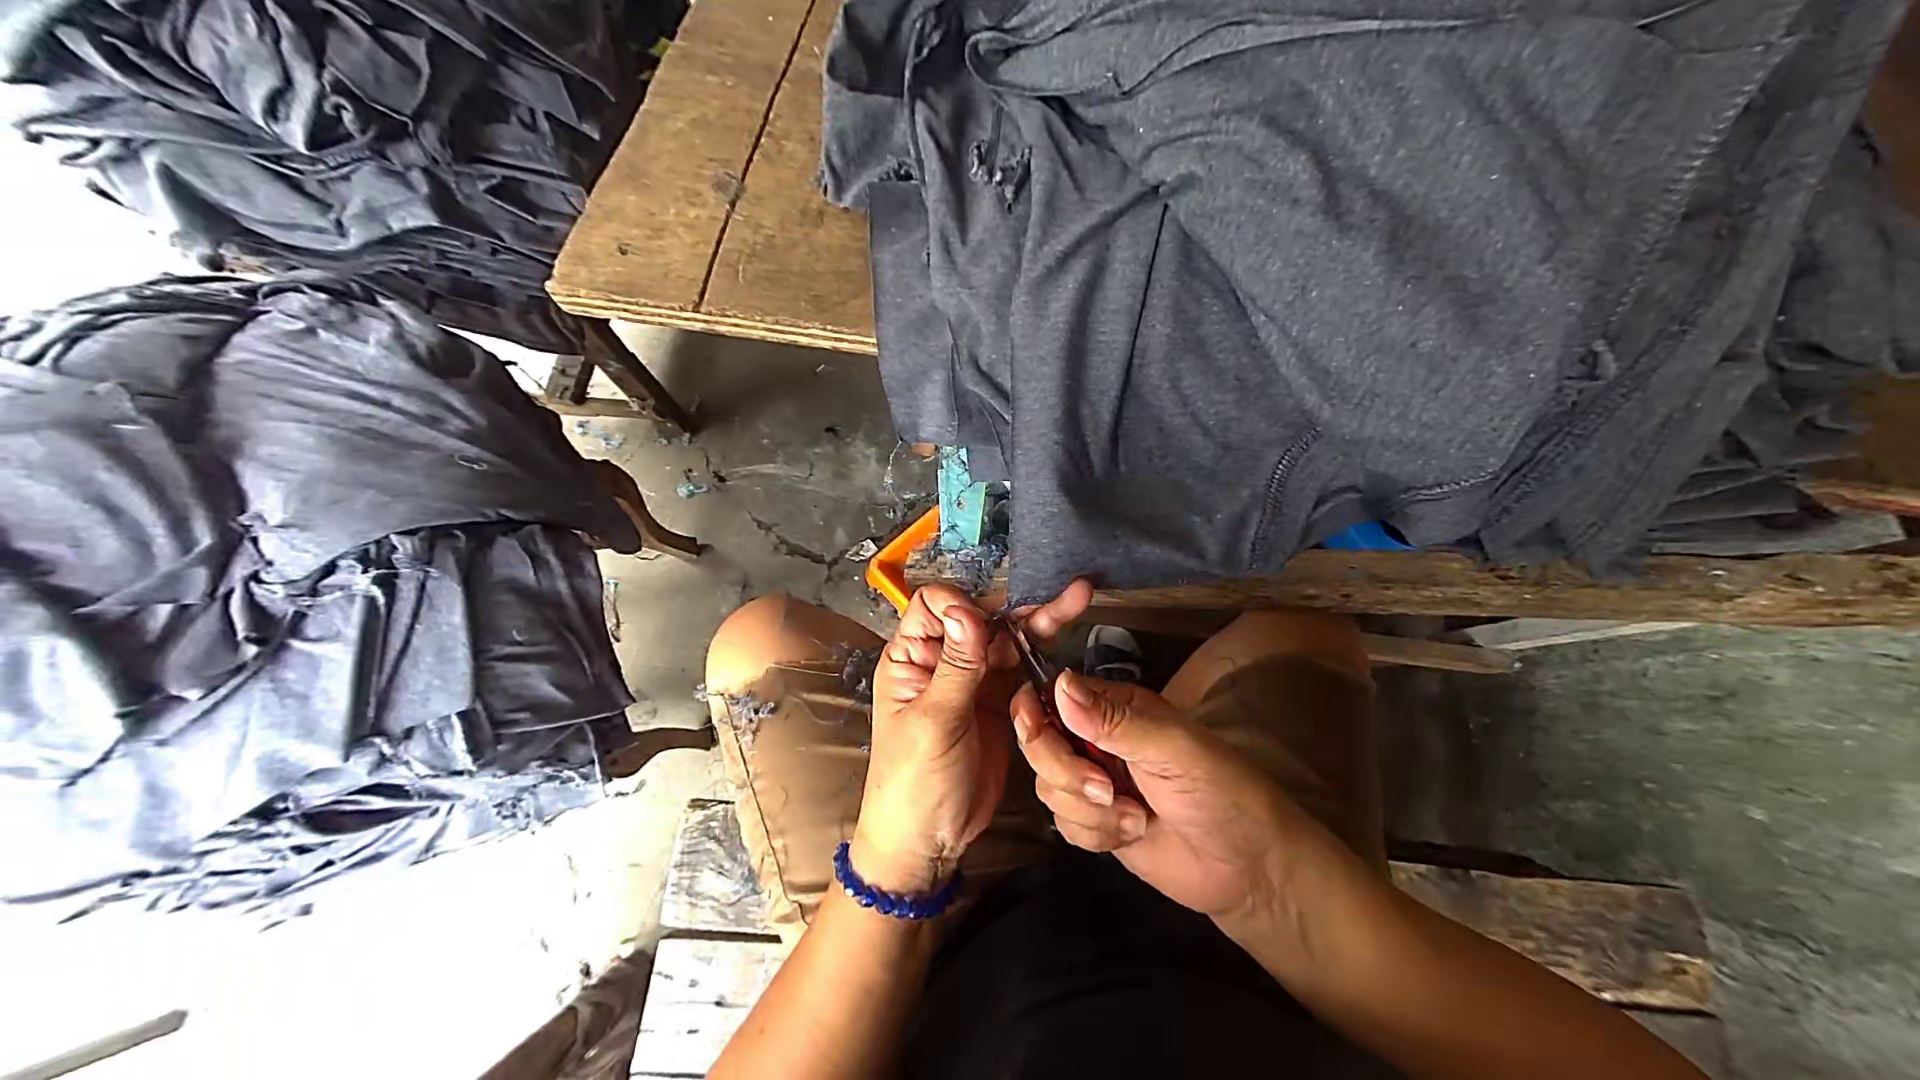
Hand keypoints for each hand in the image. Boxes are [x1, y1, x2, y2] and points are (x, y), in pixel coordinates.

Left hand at [853, 581, 1091, 893]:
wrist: (930, 840)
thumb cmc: (913, 782)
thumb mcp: (933, 723)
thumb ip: (956, 667)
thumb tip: (966, 611)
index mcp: (910, 657)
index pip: (934, 606)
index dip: (962, 606)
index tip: (985, 624)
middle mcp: (941, 659)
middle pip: (980, 617)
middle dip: (1017, 605)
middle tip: (1065, 593)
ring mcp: (973, 679)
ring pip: (1006, 639)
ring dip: (1039, 621)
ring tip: (1077, 600)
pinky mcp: (999, 700)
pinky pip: (1022, 668)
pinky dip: (1043, 653)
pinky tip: (1065, 637)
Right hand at [1012, 672, 1308, 922]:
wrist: (1247, 868)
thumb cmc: (1220, 791)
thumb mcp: (1172, 748)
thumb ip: (1114, 720)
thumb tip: (1059, 684)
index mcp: (1115, 707)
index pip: (1052, 696)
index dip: (1034, 712)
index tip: (1035, 729)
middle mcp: (1096, 739)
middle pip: (1039, 744)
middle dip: (1066, 771)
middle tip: (1105, 789)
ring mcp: (1093, 782)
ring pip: (1047, 787)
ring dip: (1089, 810)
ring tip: (1136, 818)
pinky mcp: (1094, 823)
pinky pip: (1062, 824)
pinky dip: (1094, 834)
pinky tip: (1131, 835)